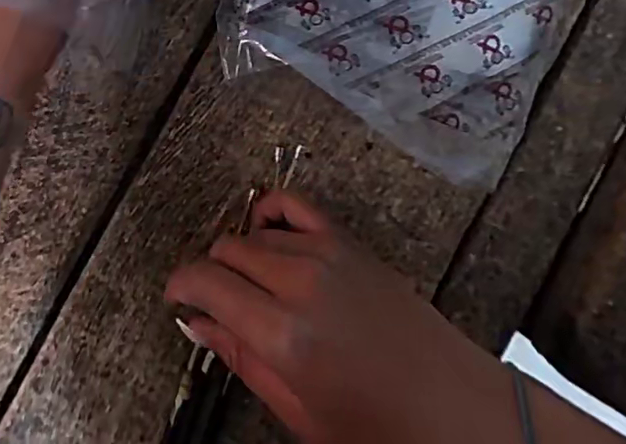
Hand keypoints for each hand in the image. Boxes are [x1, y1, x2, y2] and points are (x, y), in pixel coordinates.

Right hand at [164, 191, 519, 443]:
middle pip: (226, 250)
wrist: (450, 404)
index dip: (181, 284)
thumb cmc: (376, 423)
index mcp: (283, 334)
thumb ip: (240, 356)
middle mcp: (299, 282)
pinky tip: (265, 232)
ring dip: (240, 255)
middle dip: (210, 273)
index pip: (206, 282)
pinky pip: (292, 203)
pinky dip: (269, 211)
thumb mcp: (298, 410)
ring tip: (250, 286)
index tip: (175, 293)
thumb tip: (197, 322)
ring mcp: (324, 252)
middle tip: (215, 301)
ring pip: (253, 232)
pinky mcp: (345, 238)